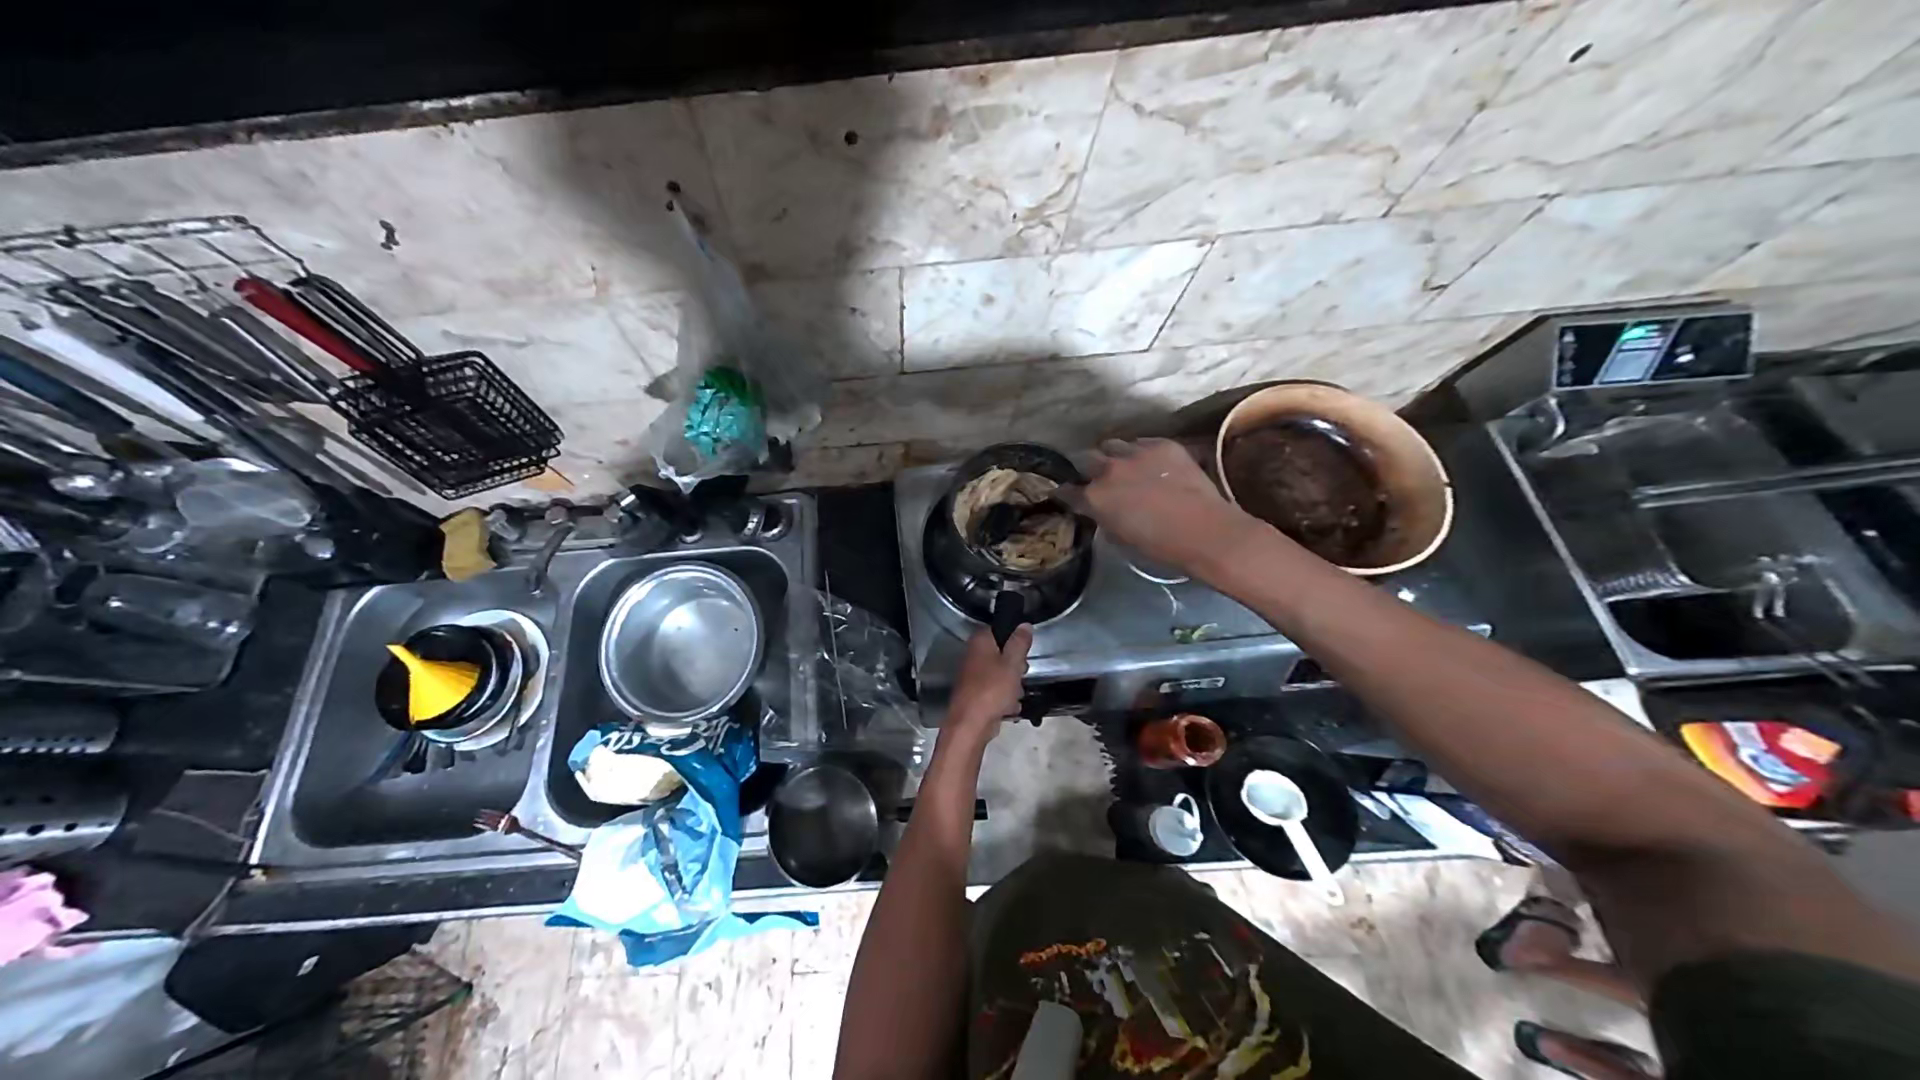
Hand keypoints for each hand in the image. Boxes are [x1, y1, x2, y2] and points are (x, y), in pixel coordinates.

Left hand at [946, 625, 1031, 737]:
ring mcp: (973, 676)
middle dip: (1016, 666)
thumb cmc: (992, 689)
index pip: (1000, 629)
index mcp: (980, 641)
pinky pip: (996, 691)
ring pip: (1002, 674)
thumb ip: (1019, 643)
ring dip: (1013, 685)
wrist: (971, 724)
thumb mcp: (1012, 663)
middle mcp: (973, 655)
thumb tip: (1024, 625)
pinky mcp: (976, 694)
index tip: (1024, 652)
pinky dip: (1004, 699)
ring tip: (1015, 696)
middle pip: (1002, 653)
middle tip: (1021, 674)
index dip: (1015, 640)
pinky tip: (1009, 708)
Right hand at [1062, 438, 1265, 576]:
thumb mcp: (1120, 538)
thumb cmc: (1161, 547)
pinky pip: (1142, 442)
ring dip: (1114, 455)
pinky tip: (1152, 464)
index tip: (1067, 494)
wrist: (1206, 532)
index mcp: (1094, 498)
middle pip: (1085, 458)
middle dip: (1088, 468)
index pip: (1067, 491)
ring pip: (1113, 445)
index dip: (1066, 493)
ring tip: (1125, 465)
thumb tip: (1102, 509)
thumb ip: (1103, 517)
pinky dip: (1141, 452)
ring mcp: (1136, 453)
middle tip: (1099, 477)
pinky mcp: (1162, 444)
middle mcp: (1108, 470)